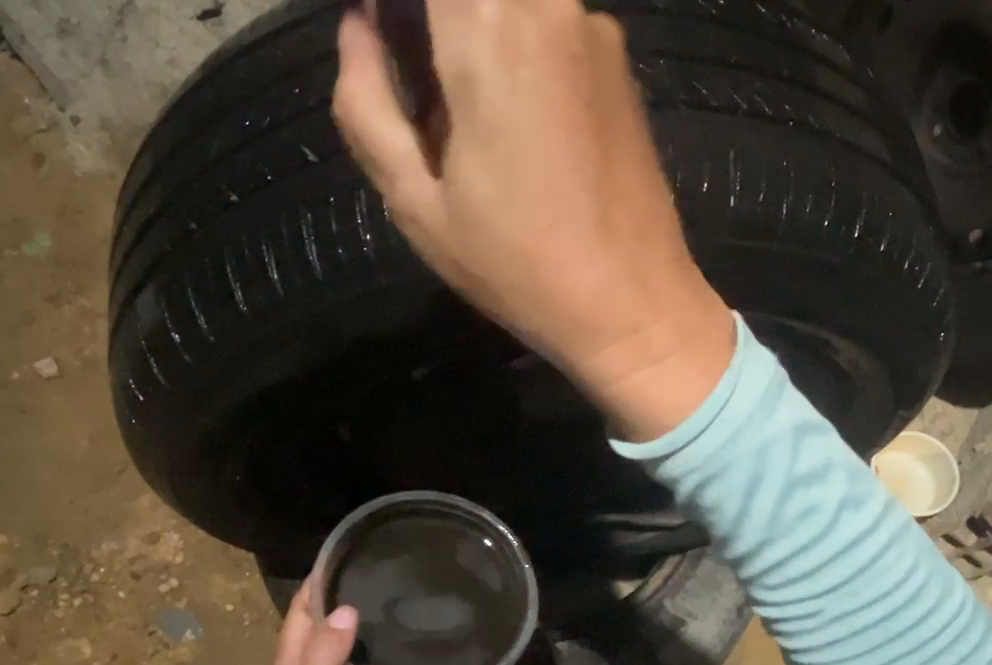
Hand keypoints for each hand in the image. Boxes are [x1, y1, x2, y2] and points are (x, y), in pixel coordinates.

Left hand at [266, 577, 411, 664]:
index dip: (321, 582)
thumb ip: (326, 660)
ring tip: (417, 619)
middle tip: (395, 580)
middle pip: (334, 630)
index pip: (302, 611)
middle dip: (358, 605)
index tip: (351, 554)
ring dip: (383, 647)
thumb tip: (345, 608)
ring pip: (361, 661)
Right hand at [332, 0, 735, 438]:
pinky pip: (552, 27)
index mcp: (489, 30)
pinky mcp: (622, 66)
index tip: (387, 36)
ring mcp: (596, 31)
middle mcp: (549, 6)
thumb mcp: (418, 205)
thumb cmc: (519, 267)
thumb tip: (358, 28)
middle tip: (424, 88)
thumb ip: (368, 104)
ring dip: (479, 36)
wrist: (633, 308)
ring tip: (465, 114)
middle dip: (440, 24)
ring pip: (518, 5)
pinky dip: (521, 51)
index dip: (405, 7)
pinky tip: (520, 127)